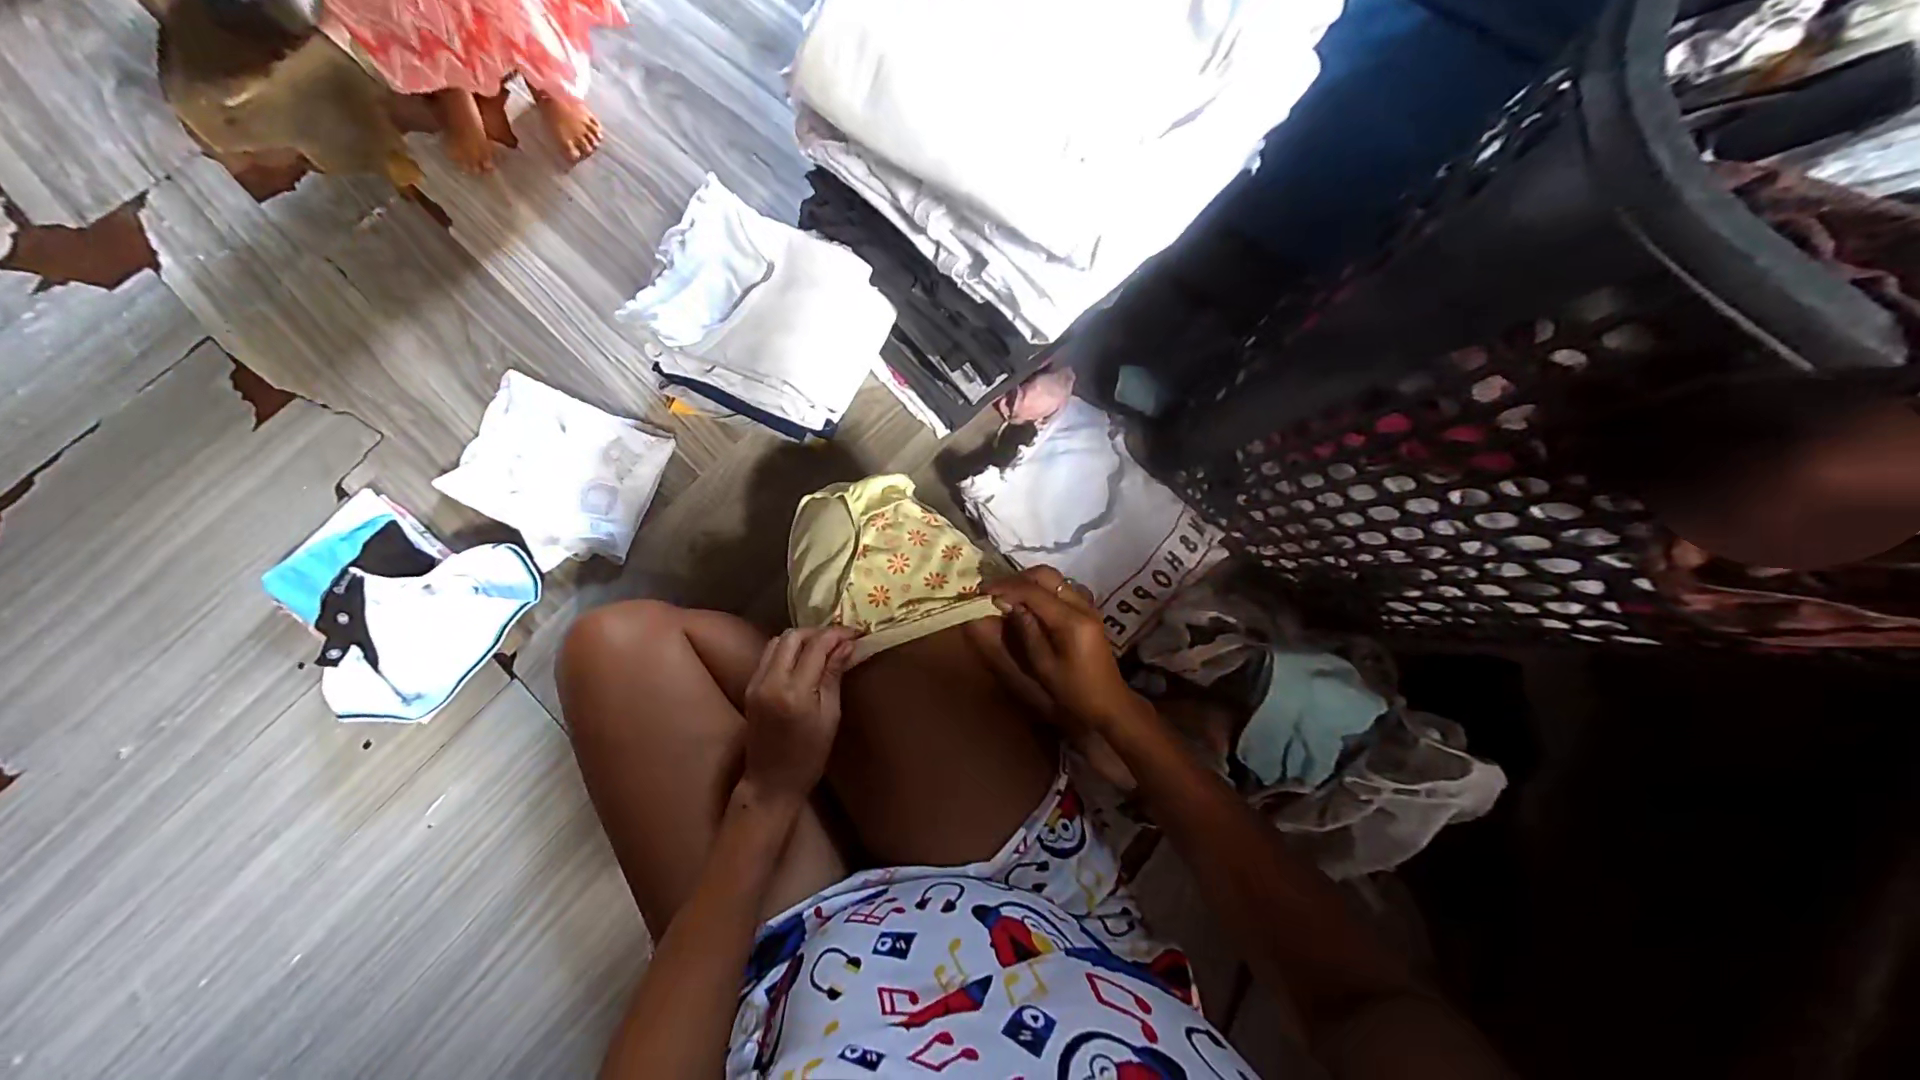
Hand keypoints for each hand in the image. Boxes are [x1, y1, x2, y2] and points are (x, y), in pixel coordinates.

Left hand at [741, 626, 859, 801]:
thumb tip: (847, 645)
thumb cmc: (809, 756)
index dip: (838, 635)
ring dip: (802, 639)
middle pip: (794, 636)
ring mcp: (756, 682)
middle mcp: (770, 680)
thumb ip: (834, 675)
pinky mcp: (750, 686)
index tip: (856, 633)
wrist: (770, 783)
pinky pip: (769, 655)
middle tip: (841, 640)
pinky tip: (805, 659)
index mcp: (794, 691)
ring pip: (778, 641)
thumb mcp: (830, 716)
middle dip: (819, 633)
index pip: (816, 646)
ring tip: (824, 648)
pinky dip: (789, 650)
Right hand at [980, 567, 1152, 735]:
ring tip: (1007, 596)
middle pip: (1046, 575)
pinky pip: (1060, 587)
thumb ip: (1026, 630)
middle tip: (994, 592)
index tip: (982, 592)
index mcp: (1071, 621)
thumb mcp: (1043, 665)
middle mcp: (1081, 605)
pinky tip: (1027, 603)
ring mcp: (1087, 605)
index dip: (1005, 588)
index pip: (1033, 591)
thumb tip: (1006, 603)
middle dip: (1016, 578)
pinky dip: (1040, 588)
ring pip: (1054, 578)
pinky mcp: (1087, 609)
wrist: (1109, 701)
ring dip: (1028, 581)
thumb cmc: (1074, 691)